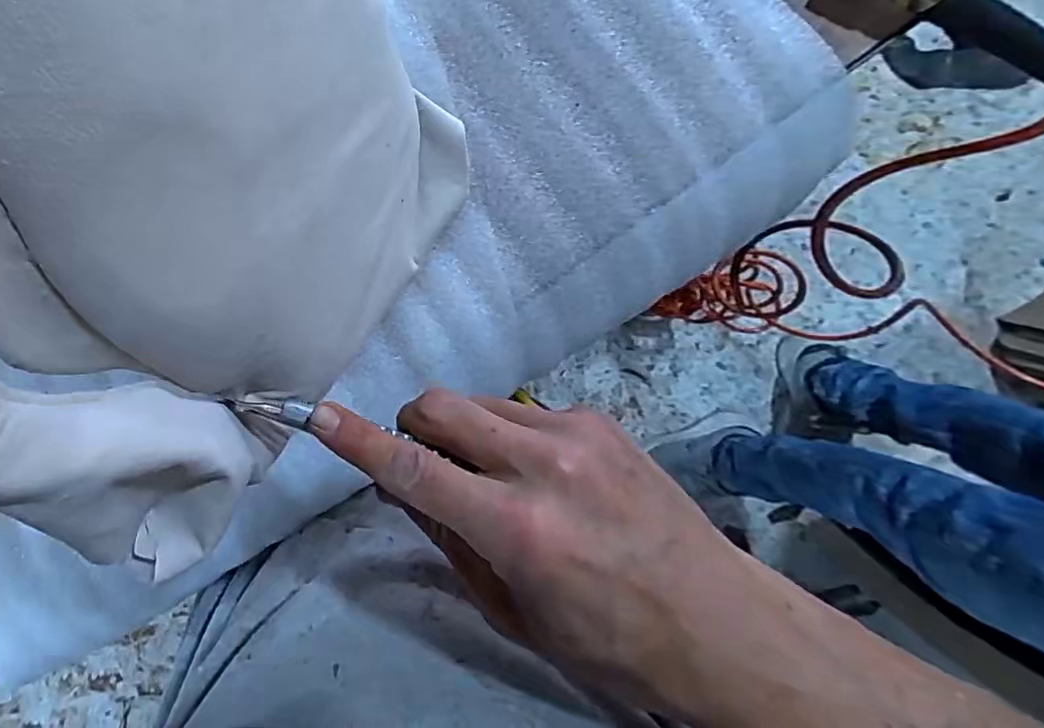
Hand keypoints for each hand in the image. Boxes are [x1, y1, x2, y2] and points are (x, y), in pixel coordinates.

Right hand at [314, 390, 1036, 727]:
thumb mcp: (516, 613)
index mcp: (519, 529)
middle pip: (440, 405)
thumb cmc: (610, 642)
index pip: (416, 471)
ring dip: (463, 430)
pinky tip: (544, 474)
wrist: (721, 622)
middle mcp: (544, 464)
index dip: (361, 442)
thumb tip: (401, 484)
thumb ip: (450, 541)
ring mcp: (576, 431)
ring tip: (495, 476)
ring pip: (478, 401)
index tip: (322, 415)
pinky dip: (508, 434)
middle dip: (415, 425)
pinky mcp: (599, 417)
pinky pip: (523, 409)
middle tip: (430, 464)